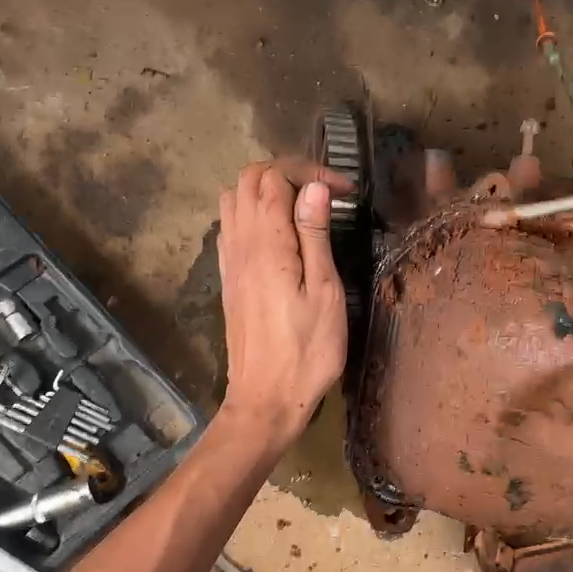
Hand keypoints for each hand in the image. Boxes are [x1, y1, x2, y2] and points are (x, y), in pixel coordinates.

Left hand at [215, 160, 349, 447]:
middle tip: (324, 191)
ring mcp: (229, 261)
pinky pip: (230, 224)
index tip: (343, 191)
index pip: (275, 178)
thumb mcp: (325, 292)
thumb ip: (315, 235)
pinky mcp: (229, 278)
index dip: (310, 172)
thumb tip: (314, 187)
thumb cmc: (307, 351)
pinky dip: (252, 211)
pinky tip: (278, 232)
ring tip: (302, 205)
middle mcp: (240, 244)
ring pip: (234, 198)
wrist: (266, 399)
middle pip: (248, 179)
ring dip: (266, 188)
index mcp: (267, 244)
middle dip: (286, 172)